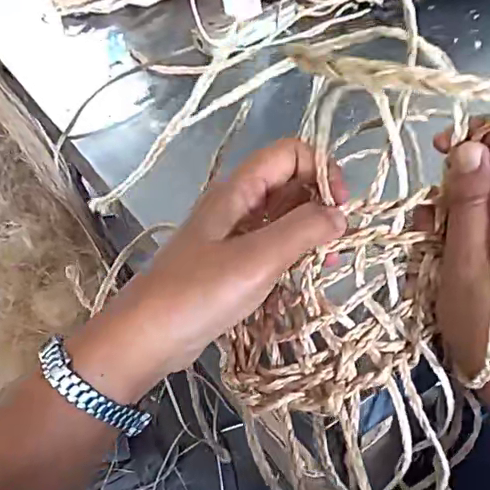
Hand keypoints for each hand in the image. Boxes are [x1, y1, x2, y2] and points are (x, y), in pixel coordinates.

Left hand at [69, 140, 346, 403]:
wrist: (149, 336)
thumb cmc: (200, 292)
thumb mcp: (257, 259)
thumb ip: (302, 231)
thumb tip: (340, 215)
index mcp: (238, 191)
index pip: (290, 153)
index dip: (322, 170)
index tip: (340, 208)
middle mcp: (236, 206)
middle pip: (290, 185)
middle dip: (320, 206)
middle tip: (336, 243)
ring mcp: (233, 238)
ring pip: (283, 221)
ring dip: (309, 237)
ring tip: (326, 267)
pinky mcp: (231, 267)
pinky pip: (271, 251)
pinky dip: (291, 261)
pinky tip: (302, 285)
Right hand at [435, 121, 489, 404]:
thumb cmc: (485, 321)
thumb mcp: (465, 259)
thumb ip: (468, 200)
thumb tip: (468, 146)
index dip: (488, 133)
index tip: (444, 148)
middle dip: (461, 184)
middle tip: (428, 216)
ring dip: (458, 210)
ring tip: (429, 242)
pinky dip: (468, 230)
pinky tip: (442, 252)